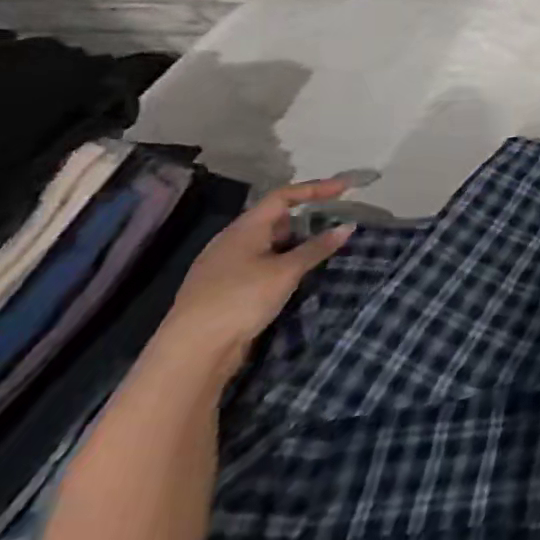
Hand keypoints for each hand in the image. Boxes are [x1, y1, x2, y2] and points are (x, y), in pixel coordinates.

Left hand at [160, 179, 355, 369]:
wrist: (192, 352)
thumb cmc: (241, 299)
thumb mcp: (286, 271)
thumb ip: (317, 247)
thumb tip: (347, 226)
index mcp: (244, 228)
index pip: (283, 196)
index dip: (315, 189)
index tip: (344, 188)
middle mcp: (231, 241)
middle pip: (274, 218)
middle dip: (305, 218)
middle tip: (334, 222)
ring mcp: (224, 266)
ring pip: (266, 243)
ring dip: (294, 243)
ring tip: (320, 250)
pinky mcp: (223, 289)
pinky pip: (259, 263)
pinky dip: (281, 261)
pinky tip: (294, 275)